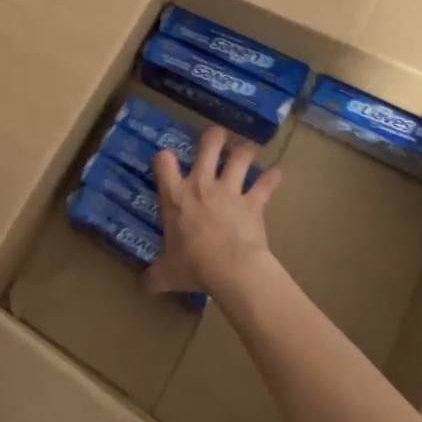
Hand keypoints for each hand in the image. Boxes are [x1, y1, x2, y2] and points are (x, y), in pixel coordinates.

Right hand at [144, 125, 281, 296]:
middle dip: (214, 138)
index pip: (164, 162)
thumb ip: (155, 276)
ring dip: (245, 150)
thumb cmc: (193, 265)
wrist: (231, 268)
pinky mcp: (253, 203)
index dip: (165, 157)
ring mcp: (229, 191)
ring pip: (240, 159)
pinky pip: (266, 185)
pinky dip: (273, 178)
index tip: (168, 159)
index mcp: (175, 196)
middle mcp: (201, 185)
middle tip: (218, 134)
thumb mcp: (168, 272)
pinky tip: (279, 172)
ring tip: (248, 147)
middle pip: (208, 148)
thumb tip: (143, 287)